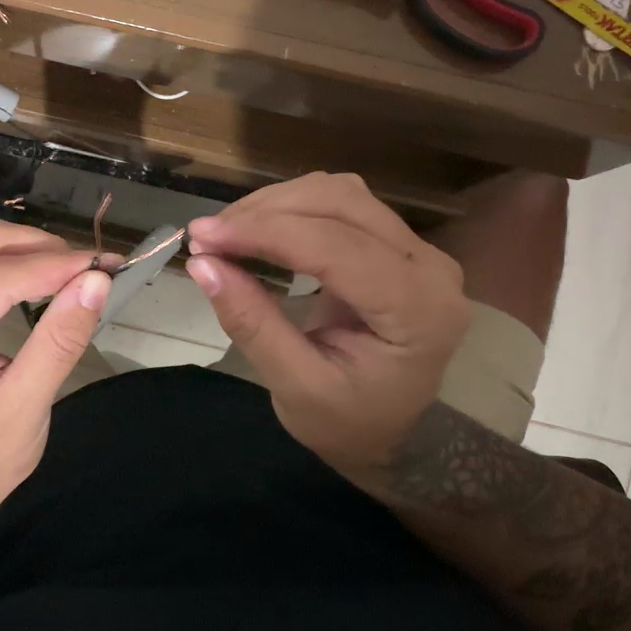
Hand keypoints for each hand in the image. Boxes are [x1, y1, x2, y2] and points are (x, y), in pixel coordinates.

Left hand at [0, 210, 110, 548]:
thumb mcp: (27, 406)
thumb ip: (58, 342)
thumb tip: (96, 282)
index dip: (52, 266)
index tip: (106, 266)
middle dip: (35, 246)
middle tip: (88, 270)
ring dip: (16, 241)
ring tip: (62, 268)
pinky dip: (0, 250)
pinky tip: (30, 271)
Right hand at [184, 172, 469, 472]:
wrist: (388, 435)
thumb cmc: (346, 422)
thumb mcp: (295, 386)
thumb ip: (253, 324)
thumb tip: (202, 265)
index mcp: (419, 311)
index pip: (336, 247)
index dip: (264, 233)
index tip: (200, 236)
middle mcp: (430, 267)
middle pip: (342, 203)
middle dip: (265, 212)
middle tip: (204, 237)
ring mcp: (418, 251)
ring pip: (340, 194)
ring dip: (275, 205)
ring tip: (224, 234)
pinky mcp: (396, 245)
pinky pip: (342, 206)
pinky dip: (290, 210)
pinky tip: (254, 231)